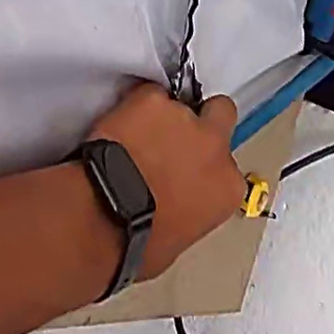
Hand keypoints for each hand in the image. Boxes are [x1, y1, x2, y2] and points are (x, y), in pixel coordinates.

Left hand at [84, 83, 246, 277]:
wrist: (106, 214)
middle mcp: (213, 147)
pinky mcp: (151, 99)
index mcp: (227, 186)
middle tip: (175, 131)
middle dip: (204, 116)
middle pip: (222, 111)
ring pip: (175, 102)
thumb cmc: (139, 241)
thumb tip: (179, 201)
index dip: (205, 161)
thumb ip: (194, 207)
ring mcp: (183, 117)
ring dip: (159, 116)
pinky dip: (134, 104)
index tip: (187, 165)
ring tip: (133, 135)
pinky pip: (146, 93)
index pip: (226, 163)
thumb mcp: (184, 235)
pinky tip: (120, 125)